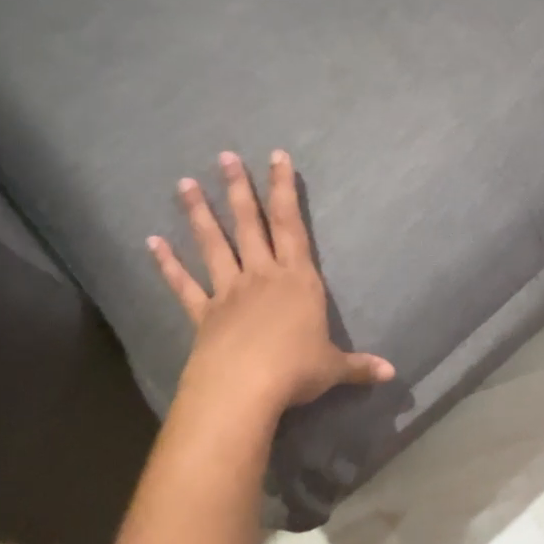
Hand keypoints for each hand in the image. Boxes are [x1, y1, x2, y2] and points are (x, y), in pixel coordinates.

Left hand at [148, 150, 394, 413]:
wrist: (245, 386)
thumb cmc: (296, 370)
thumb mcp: (334, 368)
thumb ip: (359, 367)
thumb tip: (391, 373)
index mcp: (298, 281)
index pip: (292, 225)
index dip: (284, 189)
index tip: (276, 157)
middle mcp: (262, 277)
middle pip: (249, 225)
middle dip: (239, 189)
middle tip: (225, 157)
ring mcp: (229, 292)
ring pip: (213, 245)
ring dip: (200, 213)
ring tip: (185, 183)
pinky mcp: (204, 314)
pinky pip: (184, 285)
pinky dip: (168, 264)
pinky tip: (153, 243)